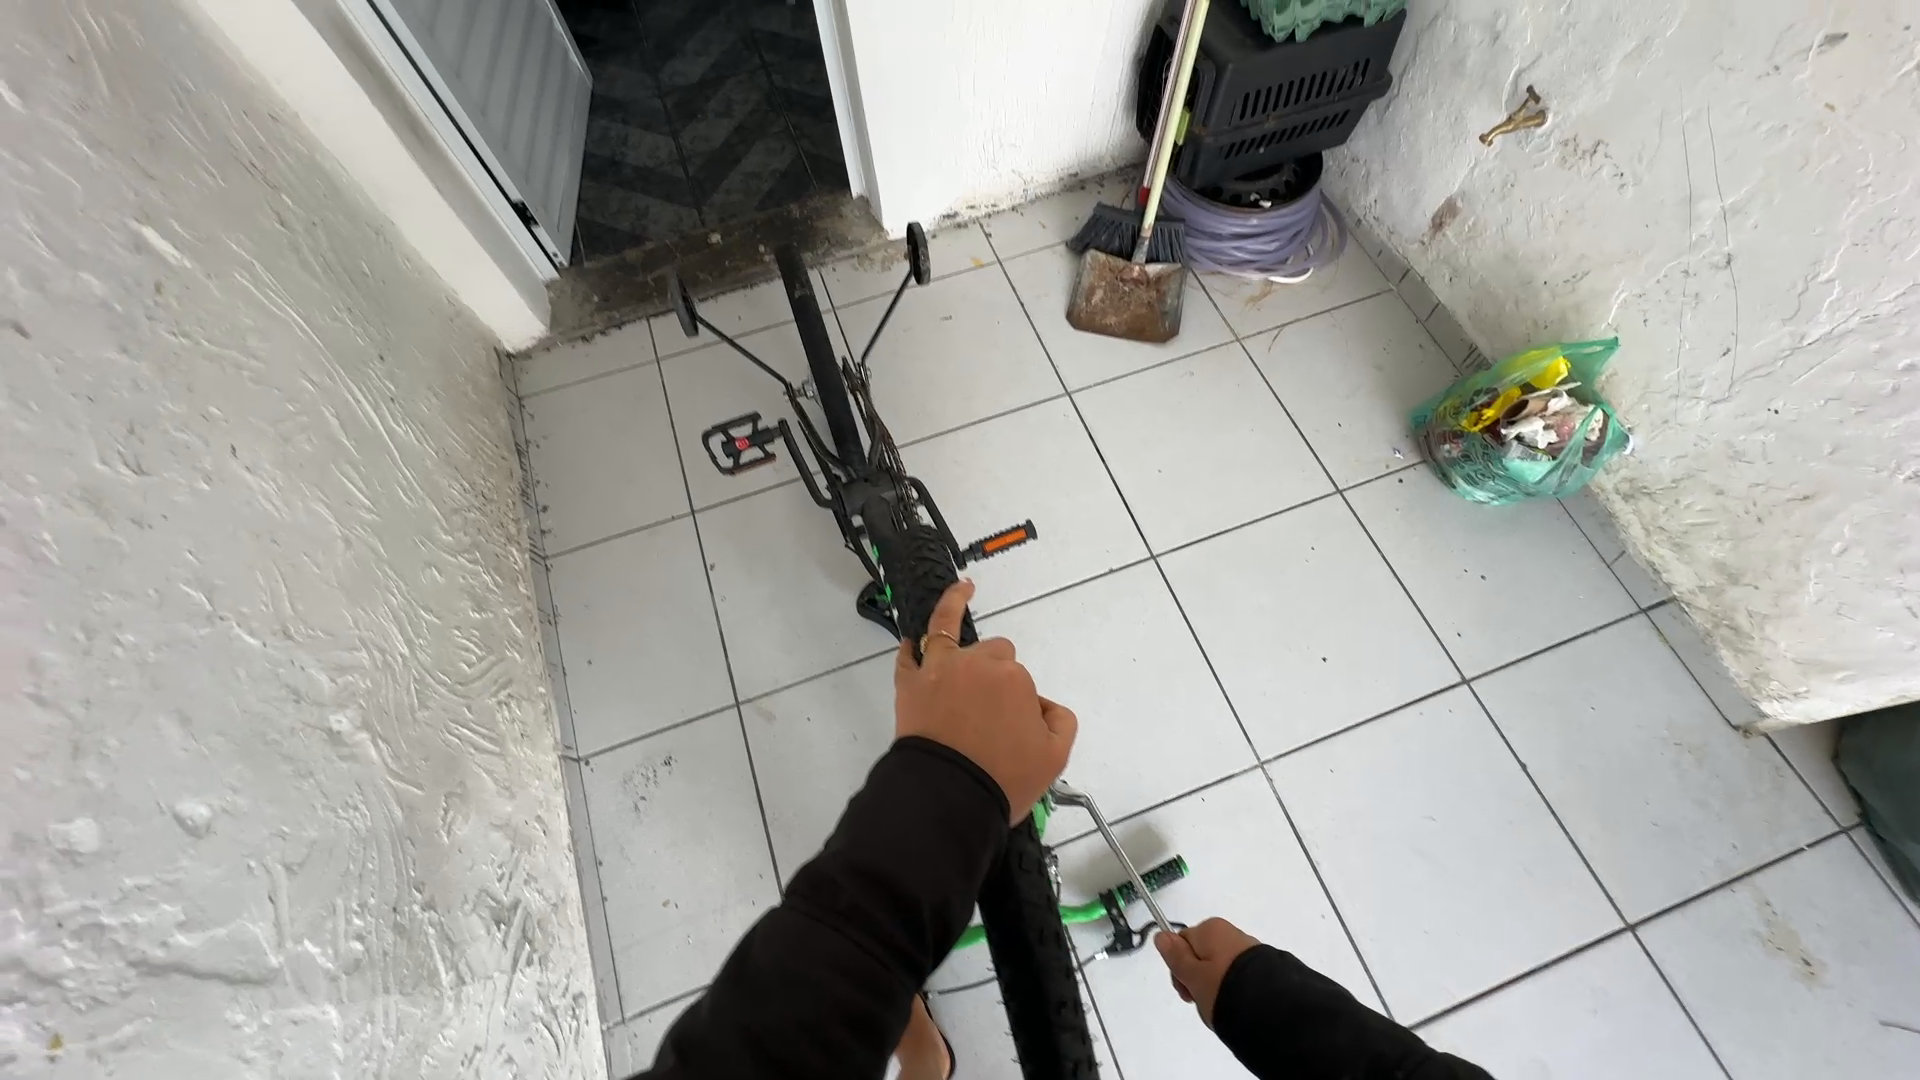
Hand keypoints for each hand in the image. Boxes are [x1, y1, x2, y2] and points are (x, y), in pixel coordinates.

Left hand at [894, 581, 1077, 822]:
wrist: (950, 796)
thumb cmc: (1004, 778)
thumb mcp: (1055, 756)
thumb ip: (1060, 720)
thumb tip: (1041, 705)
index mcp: (1014, 677)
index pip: (1020, 678)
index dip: (1020, 701)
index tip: (1014, 730)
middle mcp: (977, 663)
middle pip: (992, 652)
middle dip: (996, 670)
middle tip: (990, 713)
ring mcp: (939, 670)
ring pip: (950, 632)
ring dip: (955, 607)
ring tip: (961, 591)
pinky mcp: (910, 685)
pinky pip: (908, 656)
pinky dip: (910, 647)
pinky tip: (912, 639)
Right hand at [1154, 918, 1260, 1027]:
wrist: (1276, 1013)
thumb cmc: (1226, 990)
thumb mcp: (1193, 977)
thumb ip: (1175, 956)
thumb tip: (1160, 935)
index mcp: (1211, 928)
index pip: (1182, 944)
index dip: (1180, 969)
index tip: (1188, 992)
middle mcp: (1231, 934)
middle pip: (1202, 958)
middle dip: (1200, 982)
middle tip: (1205, 1003)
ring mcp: (1250, 952)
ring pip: (1220, 972)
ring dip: (1217, 991)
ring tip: (1225, 1012)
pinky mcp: (1266, 971)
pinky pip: (1240, 981)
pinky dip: (1237, 995)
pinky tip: (1241, 1011)